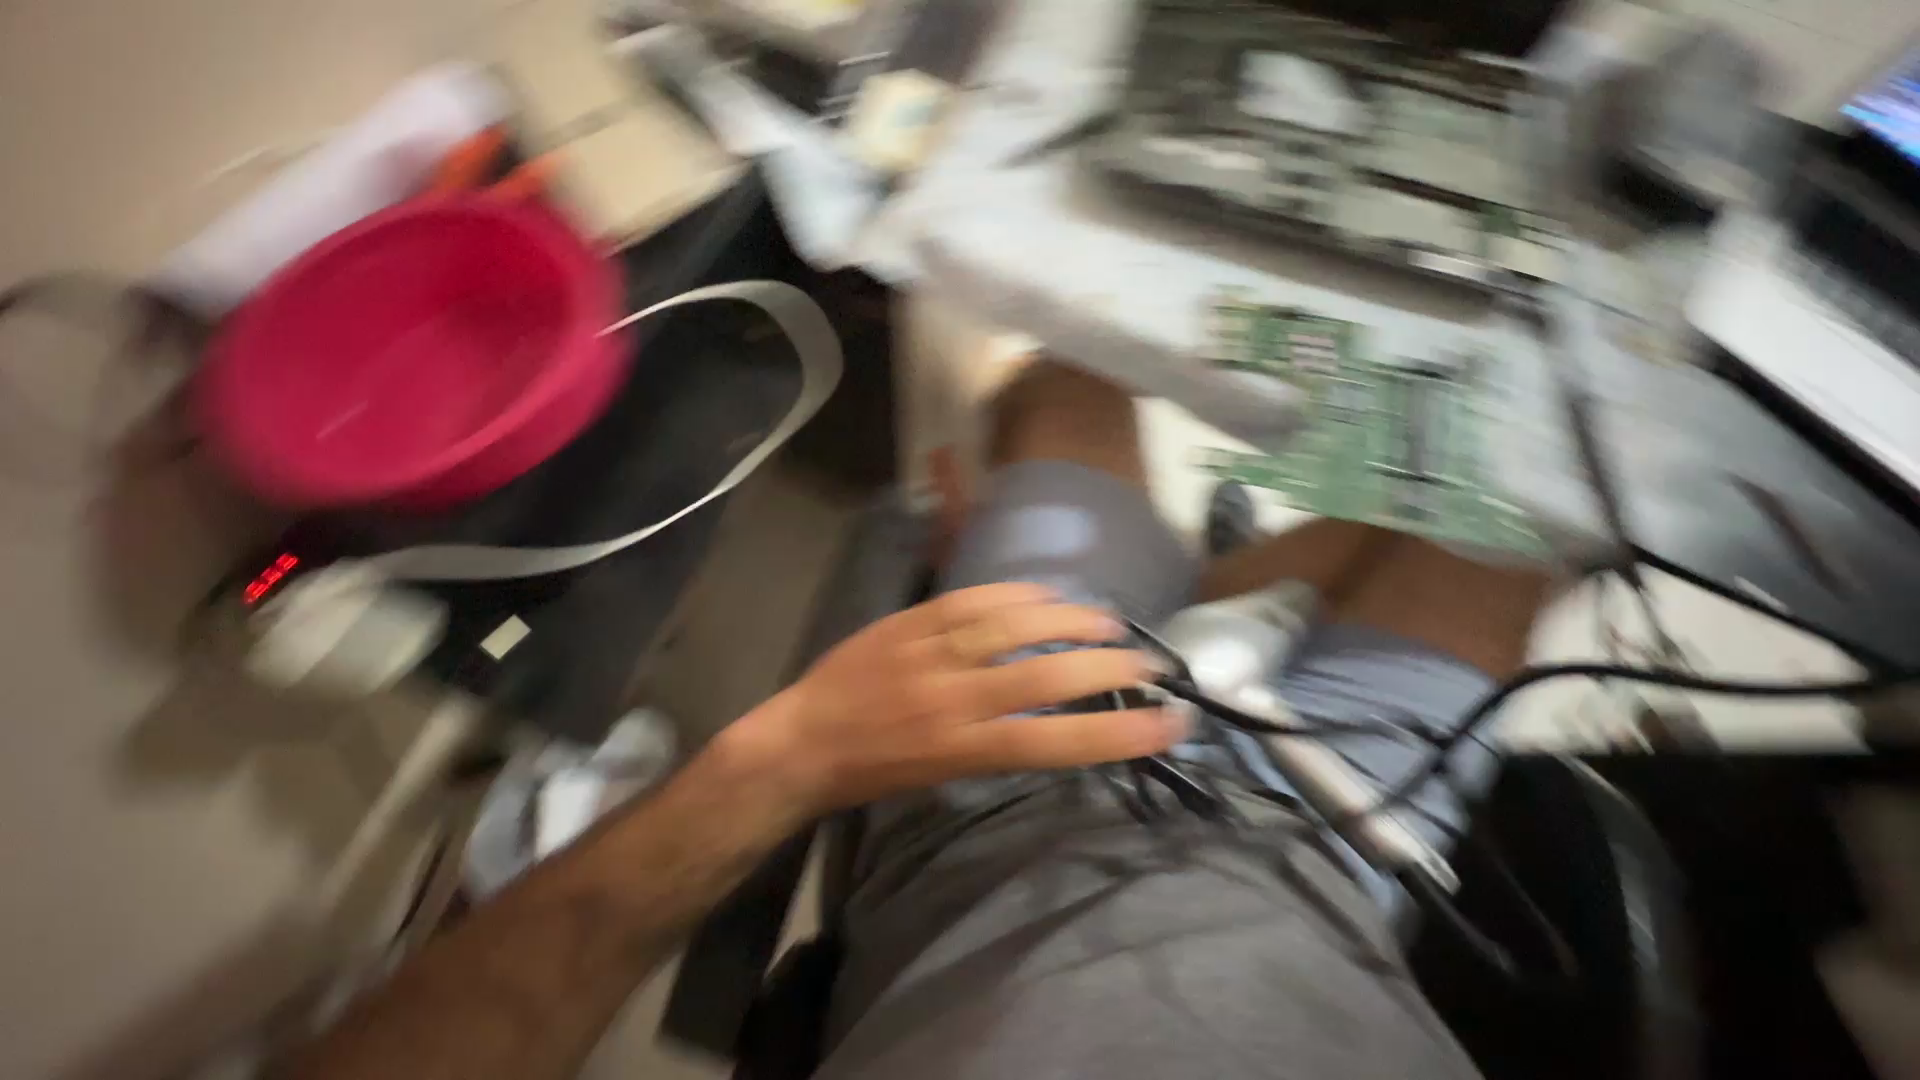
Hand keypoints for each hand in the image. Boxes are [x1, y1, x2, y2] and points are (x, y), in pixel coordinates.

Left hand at [719, 583, 1185, 817]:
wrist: (801, 742)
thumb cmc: (875, 771)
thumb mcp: (942, 775)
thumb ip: (997, 743)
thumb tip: (1052, 713)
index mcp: (961, 749)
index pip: (1054, 740)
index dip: (1116, 733)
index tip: (1168, 723)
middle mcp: (952, 698)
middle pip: (1044, 677)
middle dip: (1106, 669)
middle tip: (1149, 665)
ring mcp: (929, 653)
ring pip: (1011, 627)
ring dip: (1068, 621)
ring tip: (1109, 621)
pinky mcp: (909, 622)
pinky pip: (969, 600)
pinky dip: (1014, 593)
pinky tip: (1046, 592)